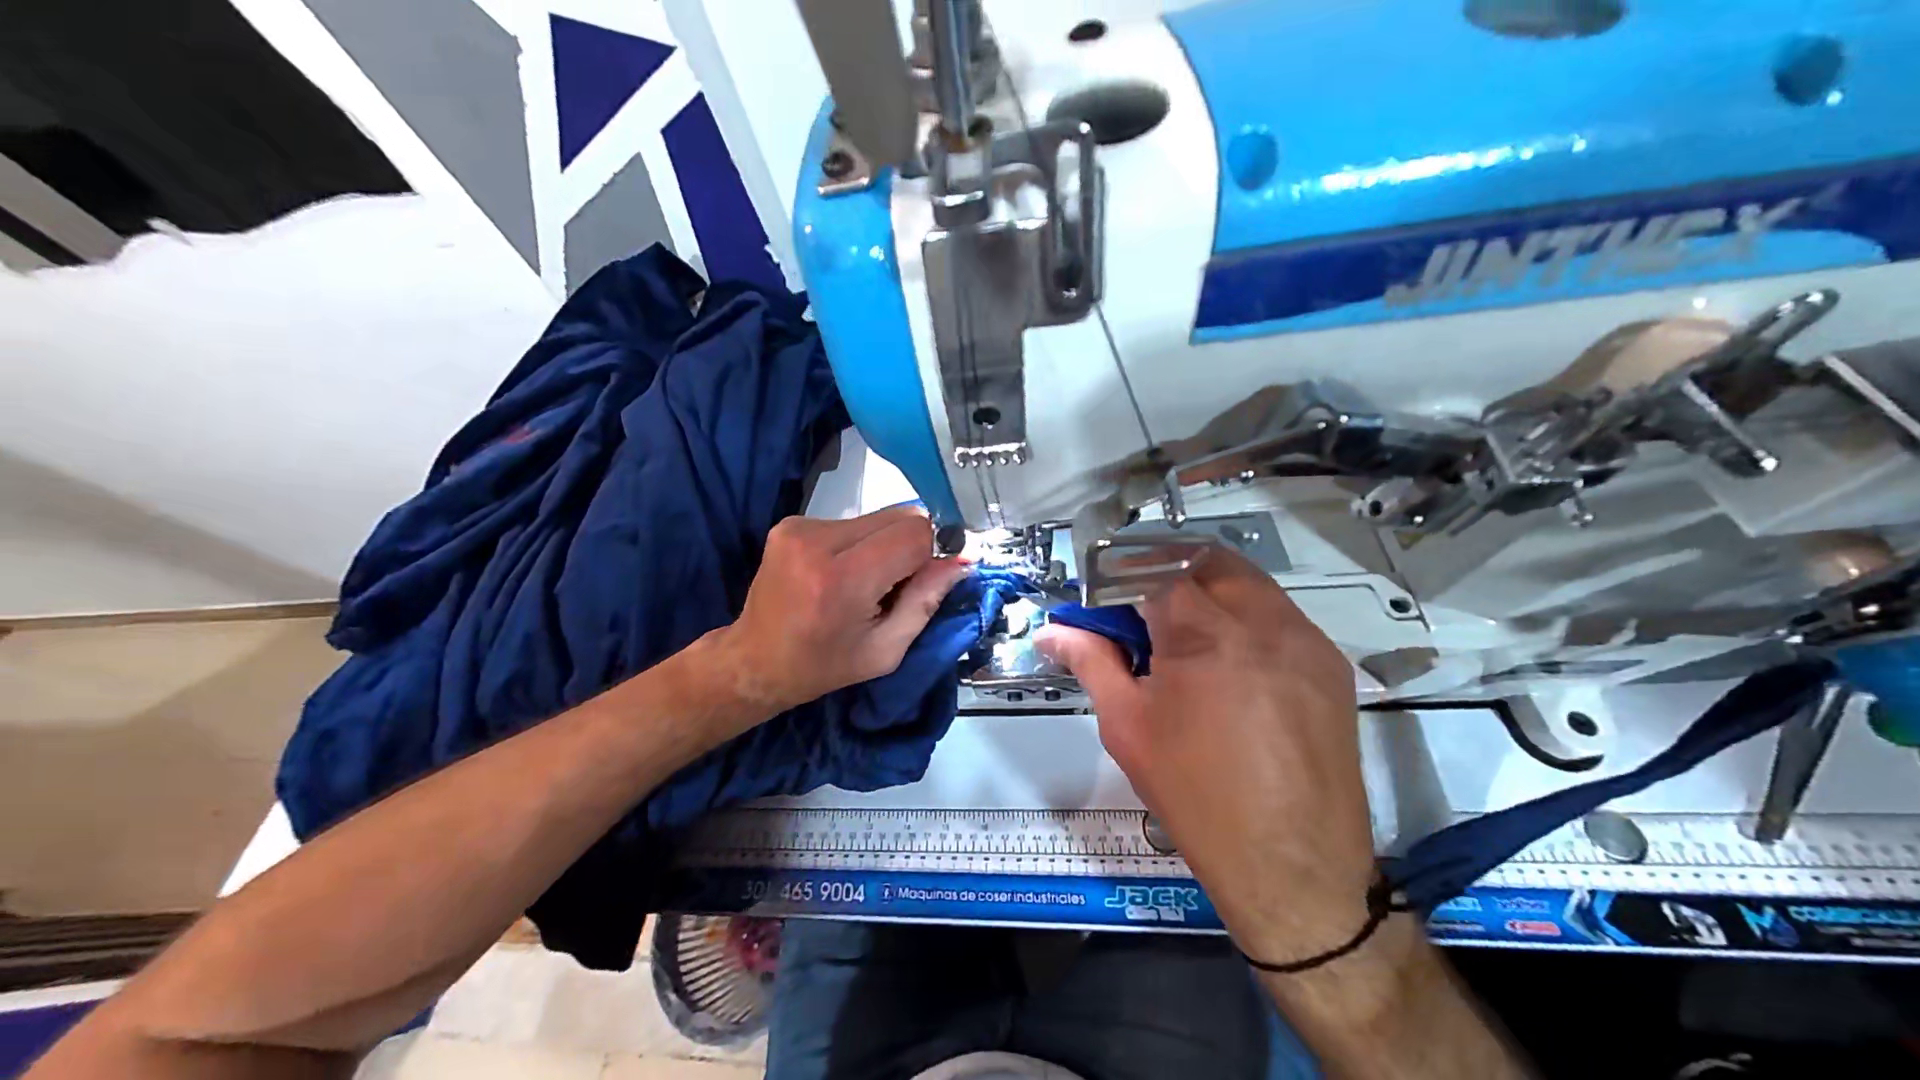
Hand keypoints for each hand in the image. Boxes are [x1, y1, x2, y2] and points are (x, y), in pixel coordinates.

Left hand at [713, 505, 971, 714]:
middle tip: (897, 583)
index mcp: (841, 580)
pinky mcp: (792, 522)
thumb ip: (926, 601)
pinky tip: (844, 571)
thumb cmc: (824, 666)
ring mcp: (800, 527)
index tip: (928, 578)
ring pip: (878, 516)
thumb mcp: (886, 650)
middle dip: (911, 545)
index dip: (931, 553)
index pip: (914, 534)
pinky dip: (862, 541)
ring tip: (867, 580)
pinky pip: (853, 520)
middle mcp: (816, 541)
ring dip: (886, 543)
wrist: (755, 660)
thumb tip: (963, 560)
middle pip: (899, 516)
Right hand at [1037, 549, 1373, 964]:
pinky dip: (1244, 617)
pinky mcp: (1330, 662)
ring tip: (1184, 637)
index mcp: (1205, 635)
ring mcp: (1304, 638)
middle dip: (1166, 572)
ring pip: (1247, 580)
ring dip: (1207, 590)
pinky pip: (1279, 613)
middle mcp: (1262, 621)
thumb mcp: (1127, 727)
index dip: (1121, 582)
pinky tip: (1228, 662)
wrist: (1292, 864)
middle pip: (1206, 559)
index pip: (1153, 570)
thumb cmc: (1196, 795)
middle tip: (1141, 613)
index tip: (1104, 609)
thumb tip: (1052, 631)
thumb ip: (1091, 663)